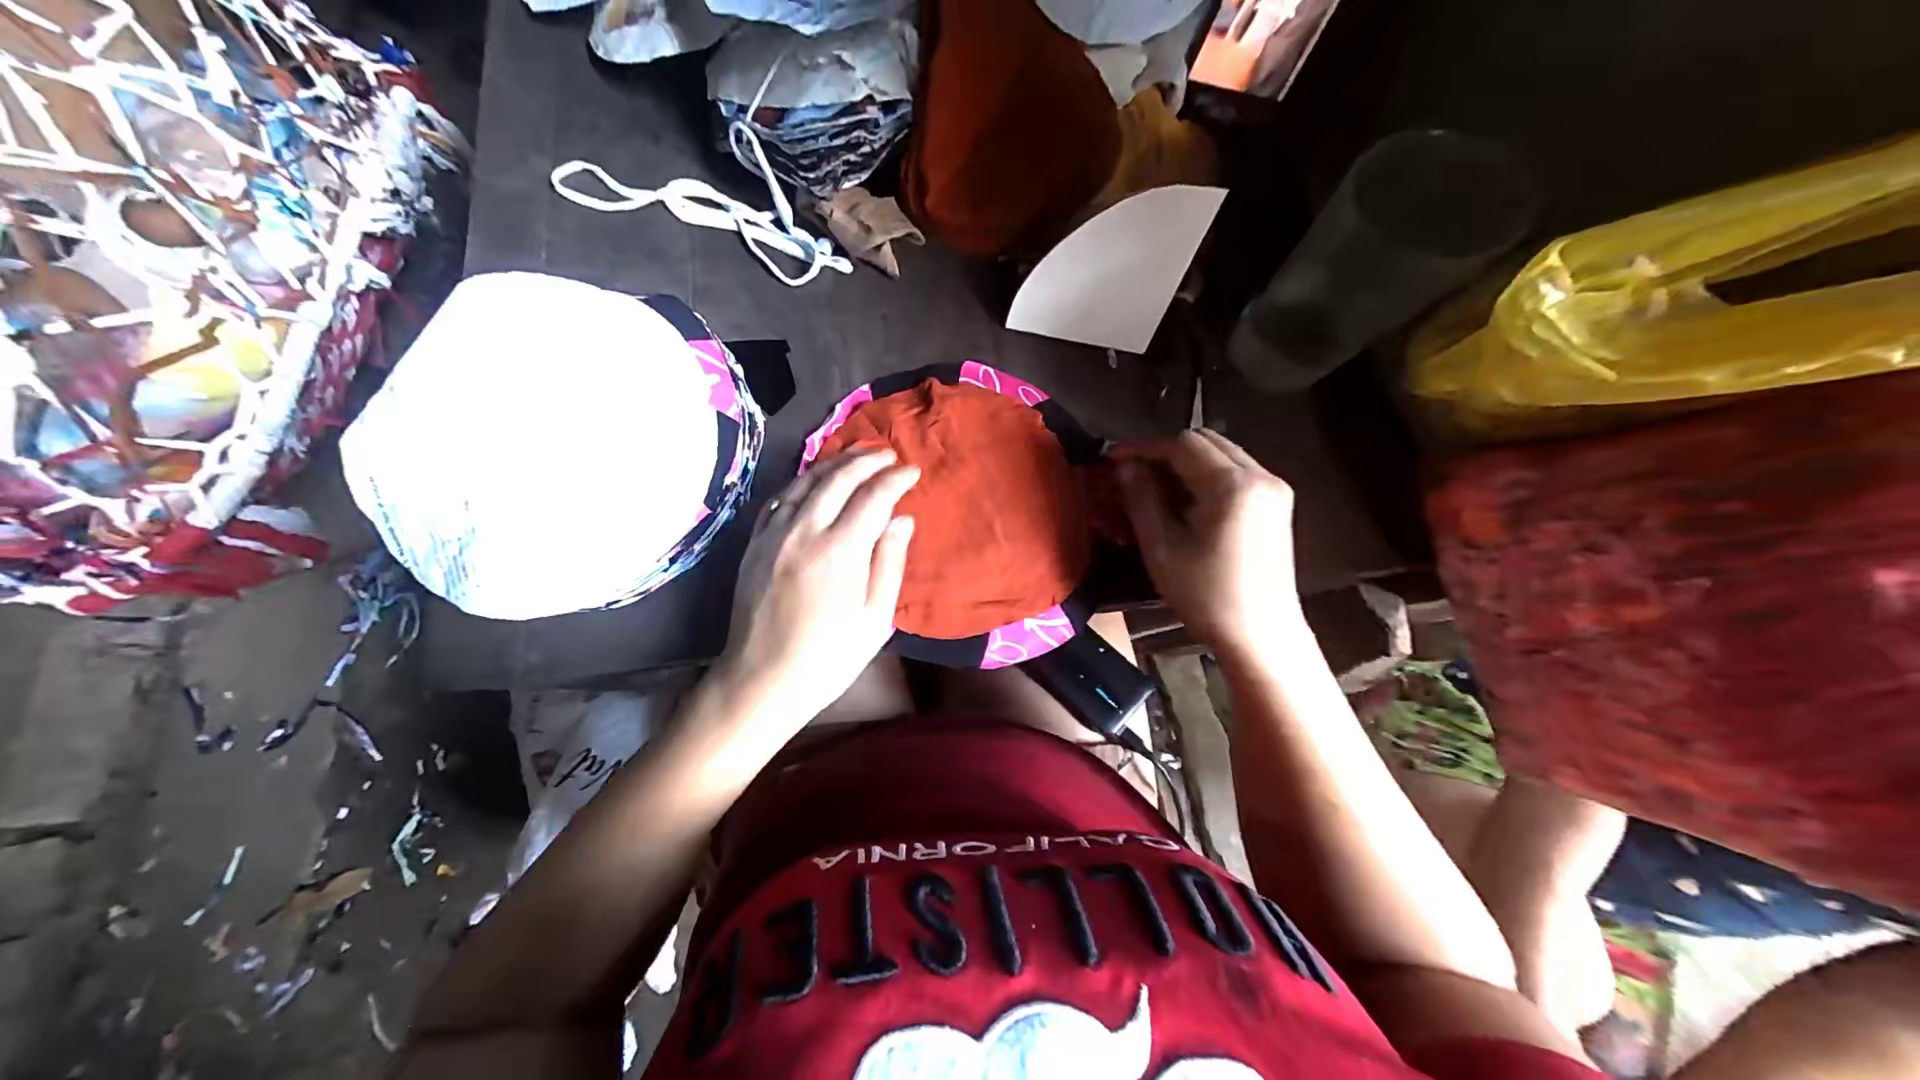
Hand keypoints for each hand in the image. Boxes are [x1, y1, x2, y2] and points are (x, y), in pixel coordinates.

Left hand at [716, 448, 917, 729]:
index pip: (873, 497)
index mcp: (840, 550)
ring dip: (834, 464)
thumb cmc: (829, 657)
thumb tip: (902, 520)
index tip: (912, 471)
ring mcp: (774, 534)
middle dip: (867, 461)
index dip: (895, 479)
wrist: (762, 679)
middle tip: (888, 455)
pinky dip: (802, 482)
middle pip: (838, 478)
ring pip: (806, 481)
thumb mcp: (875, 618)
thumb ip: (889, 563)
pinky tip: (813, 482)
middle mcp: (805, 531)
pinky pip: (780, 498)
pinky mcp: (755, 543)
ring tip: (856, 457)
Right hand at [1119, 428, 1303, 656]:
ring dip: (1187, 463)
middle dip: (1166, 452)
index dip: (1144, 448)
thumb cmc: (1207, 597)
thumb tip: (1125, 467)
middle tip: (1134, 474)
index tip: (1115, 459)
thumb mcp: (1163, 549)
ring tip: (1156, 489)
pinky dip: (1208, 476)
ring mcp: (1274, 489)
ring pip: (1222, 454)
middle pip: (1206, 441)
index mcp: (1233, 486)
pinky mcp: (1277, 504)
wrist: (1262, 636)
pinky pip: (1237, 472)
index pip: (1182, 444)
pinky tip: (1187, 503)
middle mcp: (1260, 476)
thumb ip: (1142, 500)